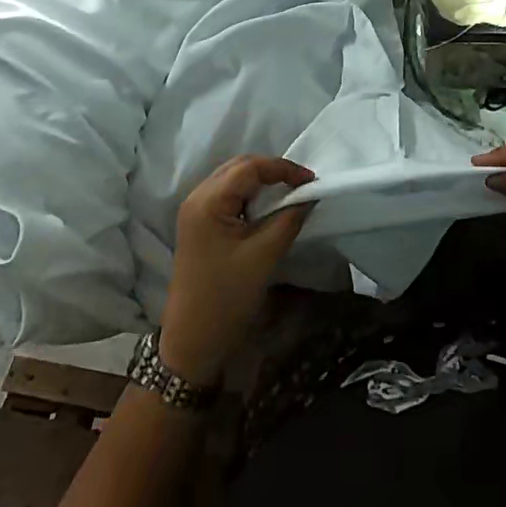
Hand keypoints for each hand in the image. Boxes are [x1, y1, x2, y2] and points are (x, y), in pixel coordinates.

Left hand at [160, 156, 313, 385]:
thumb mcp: (265, 255)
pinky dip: (250, 195)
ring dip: (261, 181)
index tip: (312, 181)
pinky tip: (268, 208)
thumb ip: (289, 218)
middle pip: (239, 167)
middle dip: (272, 171)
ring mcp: (195, 212)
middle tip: (302, 185)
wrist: (193, 339)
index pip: (250, 167)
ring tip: (290, 193)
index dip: (284, 169)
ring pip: (232, 179)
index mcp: (208, 202)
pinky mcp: (199, 225)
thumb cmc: (227, 296)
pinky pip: (227, 196)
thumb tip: (309, 195)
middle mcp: (197, 198)